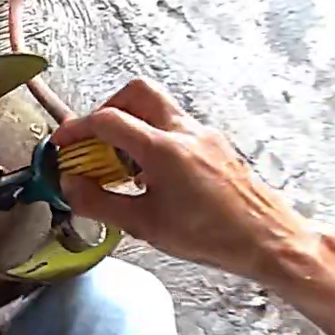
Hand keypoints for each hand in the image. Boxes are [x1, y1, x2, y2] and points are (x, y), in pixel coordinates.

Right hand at [53, 79, 322, 283]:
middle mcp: (184, 133)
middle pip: (136, 92)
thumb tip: (70, 186)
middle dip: (105, 108)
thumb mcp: (143, 225)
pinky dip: (150, 137)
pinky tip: (147, 171)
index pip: (107, 120)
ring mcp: (202, 135)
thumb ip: (98, 202)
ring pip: (156, 106)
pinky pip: (173, 125)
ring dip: (129, 123)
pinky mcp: (213, 144)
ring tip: (118, 160)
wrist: (271, 241)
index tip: (63, 142)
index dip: (76, 128)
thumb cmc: (214, 236)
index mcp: (164, 150)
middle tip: (93, 137)